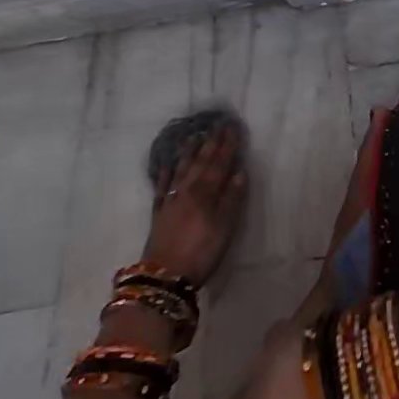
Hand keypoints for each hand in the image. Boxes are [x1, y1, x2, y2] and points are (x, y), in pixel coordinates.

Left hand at [143, 122, 245, 284]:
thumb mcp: (224, 228)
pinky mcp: (159, 210)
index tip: (233, 127)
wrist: (165, 274)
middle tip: (217, 124)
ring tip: (194, 136)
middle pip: (200, 161)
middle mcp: (187, 189)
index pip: (219, 163)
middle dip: (211, 142)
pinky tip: (167, 163)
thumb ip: (232, 199)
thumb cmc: (201, 252)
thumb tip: (240, 171)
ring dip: (189, 151)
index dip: (227, 145)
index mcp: (206, 192)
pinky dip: (166, 171)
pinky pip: (162, 184)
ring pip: (181, 168)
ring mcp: (170, 198)